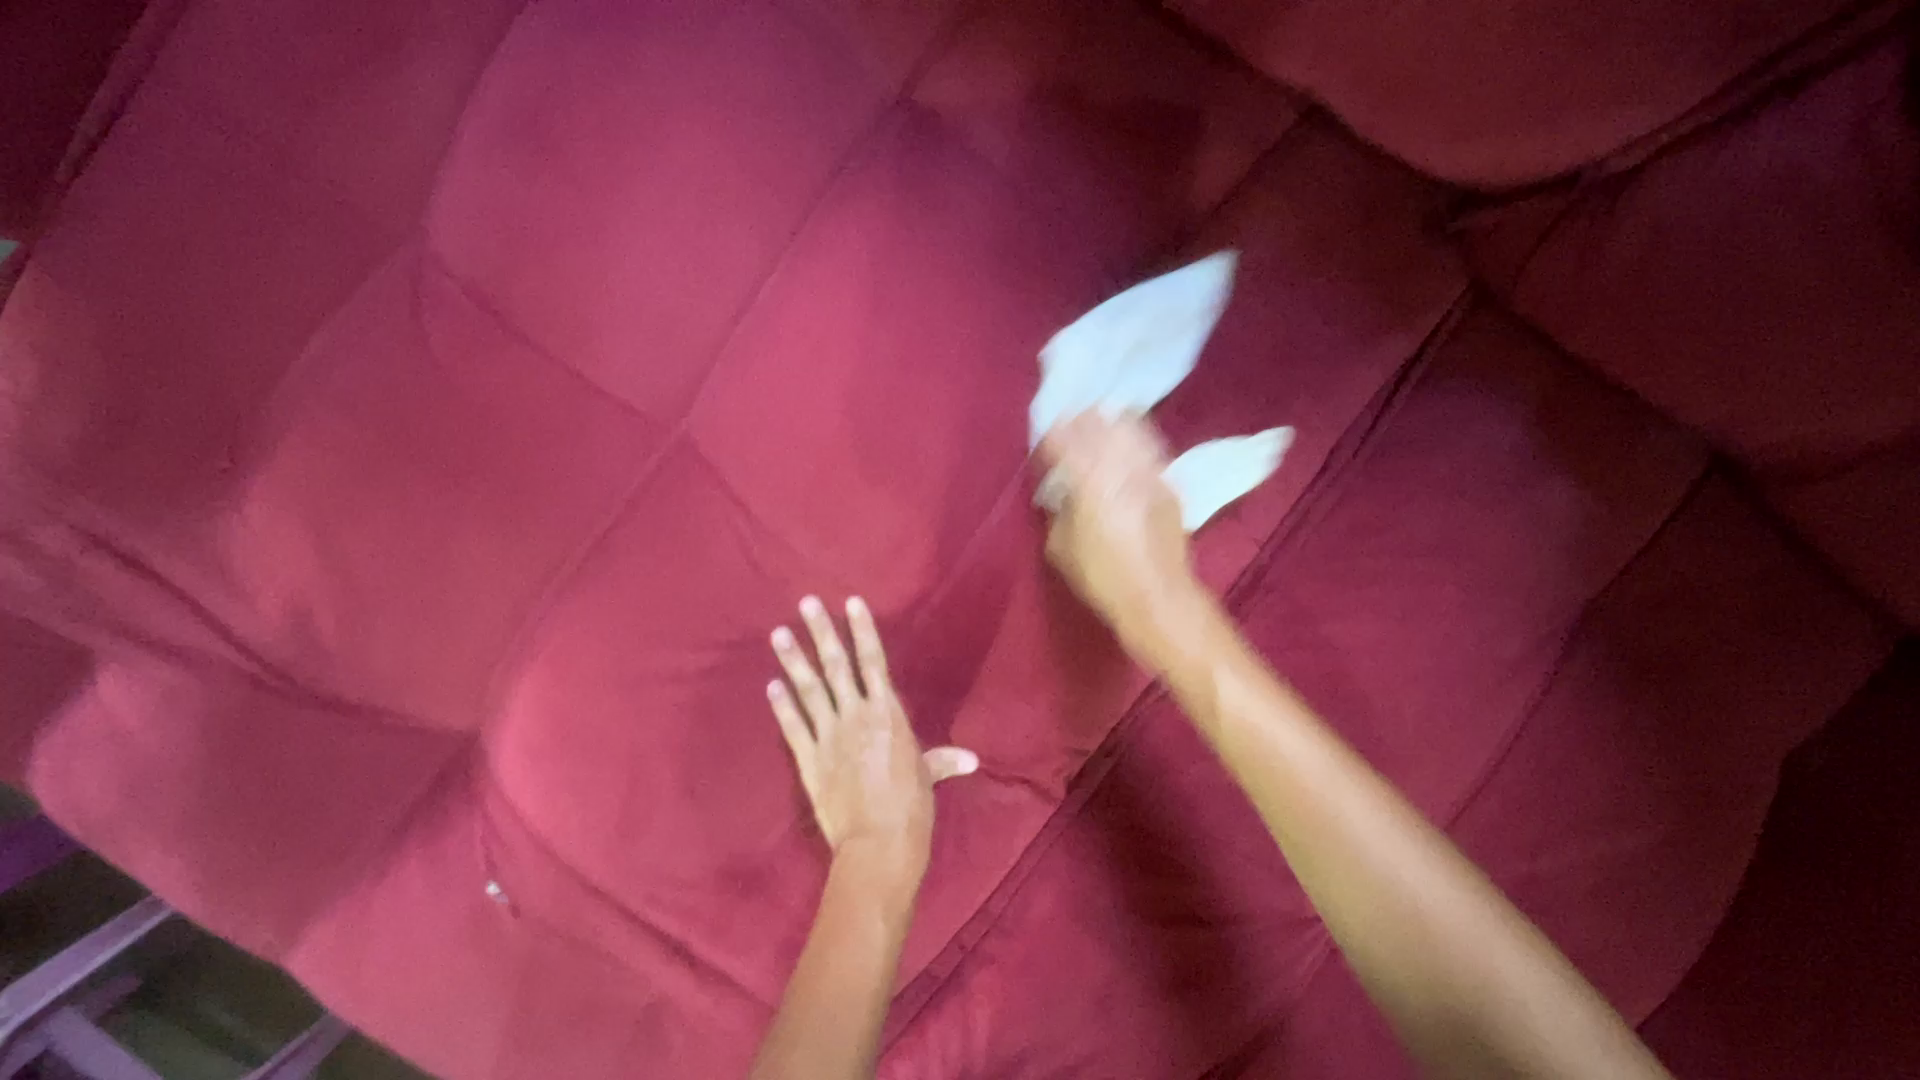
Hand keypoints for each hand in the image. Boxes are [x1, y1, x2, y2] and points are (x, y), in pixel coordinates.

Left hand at [768, 596, 976, 886]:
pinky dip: (781, 705)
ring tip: (778, 633)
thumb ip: (942, 761)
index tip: (850, 602)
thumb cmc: (911, 807)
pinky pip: (792, 726)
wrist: (878, 843)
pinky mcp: (808, 760)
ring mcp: (828, 736)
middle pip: (836, 666)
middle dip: (821, 632)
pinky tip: (771, 685)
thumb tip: (970, 760)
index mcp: (888, 713)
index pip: (873, 661)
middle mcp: (856, 715)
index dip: (862, 630)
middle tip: (806, 603)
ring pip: (808, 689)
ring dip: (793, 660)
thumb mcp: (928, 776)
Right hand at [1037, 411, 1203, 663]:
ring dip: (1111, 424)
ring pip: (1130, 427)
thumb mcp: (1059, 545)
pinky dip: (1134, 442)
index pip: (1063, 437)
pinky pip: (1149, 448)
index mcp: (1087, 476)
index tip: (1043, 442)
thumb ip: (1058, 510)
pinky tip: (1126, 451)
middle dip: (1082, 420)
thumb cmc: (1101, 576)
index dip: (1050, 434)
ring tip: (1099, 427)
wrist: (1158, 596)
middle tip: (1070, 425)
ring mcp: (1150, 469)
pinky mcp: (1169, 483)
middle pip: (1099, 421)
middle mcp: (1121, 463)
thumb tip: (1061, 495)